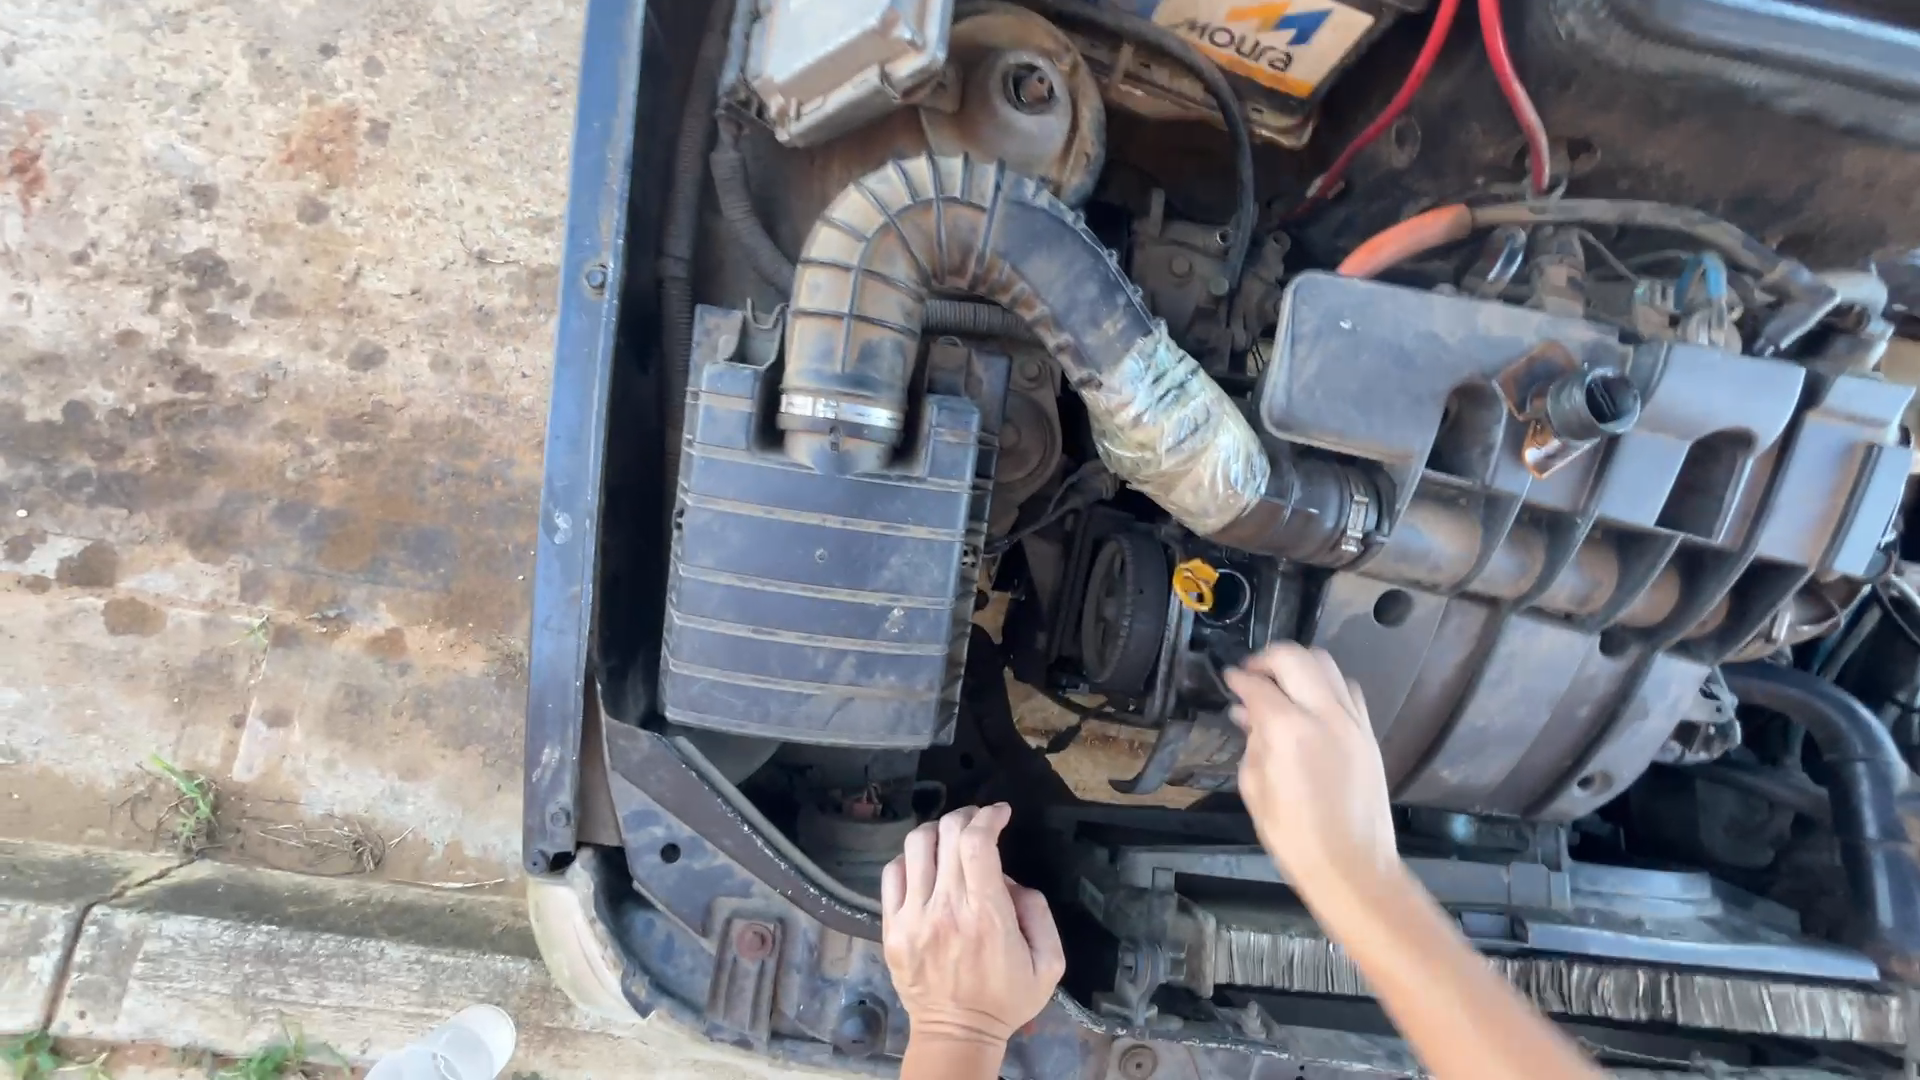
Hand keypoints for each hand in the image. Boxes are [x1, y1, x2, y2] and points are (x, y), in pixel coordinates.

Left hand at [881, 803, 1065, 1048]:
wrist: (956, 1037)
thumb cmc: (1005, 999)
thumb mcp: (1049, 963)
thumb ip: (1039, 912)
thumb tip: (1010, 880)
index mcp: (986, 915)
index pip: (978, 843)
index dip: (989, 817)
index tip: (1000, 812)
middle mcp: (946, 909)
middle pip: (947, 834)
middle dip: (967, 815)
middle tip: (979, 820)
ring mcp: (913, 917)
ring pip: (916, 844)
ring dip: (937, 830)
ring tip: (950, 836)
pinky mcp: (891, 928)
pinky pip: (892, 872)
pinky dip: (910, 857)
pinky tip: (925, 864)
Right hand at [1226, 644, 1398, 901]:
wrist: (1353, 868)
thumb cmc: (1292, 835)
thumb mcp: (1254, 786)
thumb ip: (1252, 741)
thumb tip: (1248, 715)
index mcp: (1289, 730)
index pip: (1257, 684)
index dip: (1237, 679)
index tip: (1228, 679)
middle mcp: (1325, 715)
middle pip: (1295, 657)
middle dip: (1267, 659)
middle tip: (1251, 673)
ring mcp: (1353, 722)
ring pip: (1326, 665)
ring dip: (1298, 666)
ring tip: (1280, 684)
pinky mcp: (1369, 734)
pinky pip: (1347, 690)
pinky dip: (1325, 685)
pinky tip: (1310, 703)